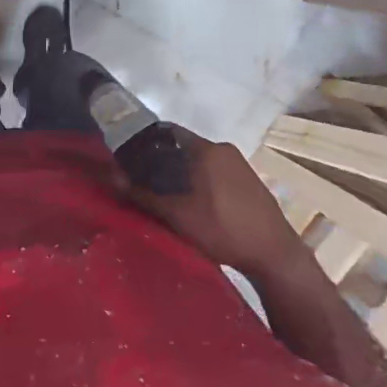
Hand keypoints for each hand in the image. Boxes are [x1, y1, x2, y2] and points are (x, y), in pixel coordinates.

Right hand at [130, 127, 320, 284]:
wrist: (274, 253)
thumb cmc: (224, 230)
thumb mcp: (179, 215)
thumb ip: (145, 195)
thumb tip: (113, 178)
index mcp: (207, 150)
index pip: (167, 133)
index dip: (145, 144)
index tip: (128, 159)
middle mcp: (223, 149)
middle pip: (182, 147)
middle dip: (161, 162)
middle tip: (140, 182)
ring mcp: (238, 163)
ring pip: (199, 161)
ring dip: (180, 174)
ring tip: (161, 195)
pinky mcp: (247, 179)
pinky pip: (214, 171)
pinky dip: (198, 181)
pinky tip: (190, 202)